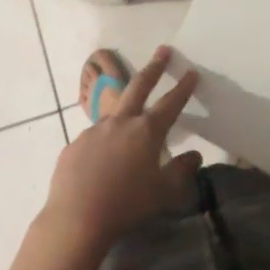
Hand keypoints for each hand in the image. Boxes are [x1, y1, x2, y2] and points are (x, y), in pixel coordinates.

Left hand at [40, 46, 202, 249]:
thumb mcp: (164, 192)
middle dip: (154, 67)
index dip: (183, 87)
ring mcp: (93, 131)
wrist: (77, 218)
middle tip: (163, 51)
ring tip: (128, 132)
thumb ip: (181, 171)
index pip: (170, 103)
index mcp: (146, 131)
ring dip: (124, 114)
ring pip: (113, 115)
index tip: (191, 72)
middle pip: (139, 86)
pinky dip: (102, 146)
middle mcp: (120, 123)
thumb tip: (195, 156)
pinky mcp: (74, 145)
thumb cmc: (128, 205)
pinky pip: (93, 141)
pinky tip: (100, 166)